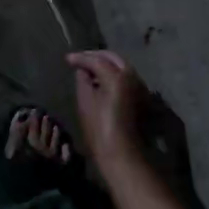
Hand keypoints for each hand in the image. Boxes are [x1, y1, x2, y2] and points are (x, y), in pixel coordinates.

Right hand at [65, 50, 146, 171]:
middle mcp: (132, 76)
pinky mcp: (140, 96)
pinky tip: (101, 80)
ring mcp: (139, 86)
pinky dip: (113, 73)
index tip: (67, 59)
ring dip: (105, 63)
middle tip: (79, 59)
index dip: (81, 58)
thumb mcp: (85, 102)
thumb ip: (83, 80)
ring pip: (121, 66)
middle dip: (95, 56)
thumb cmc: (99, 128)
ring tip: (88, 67)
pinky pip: (125, 76)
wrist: (121, 152)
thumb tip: (82, 70)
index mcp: (117, 76)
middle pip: (113, 58)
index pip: (96, 60)